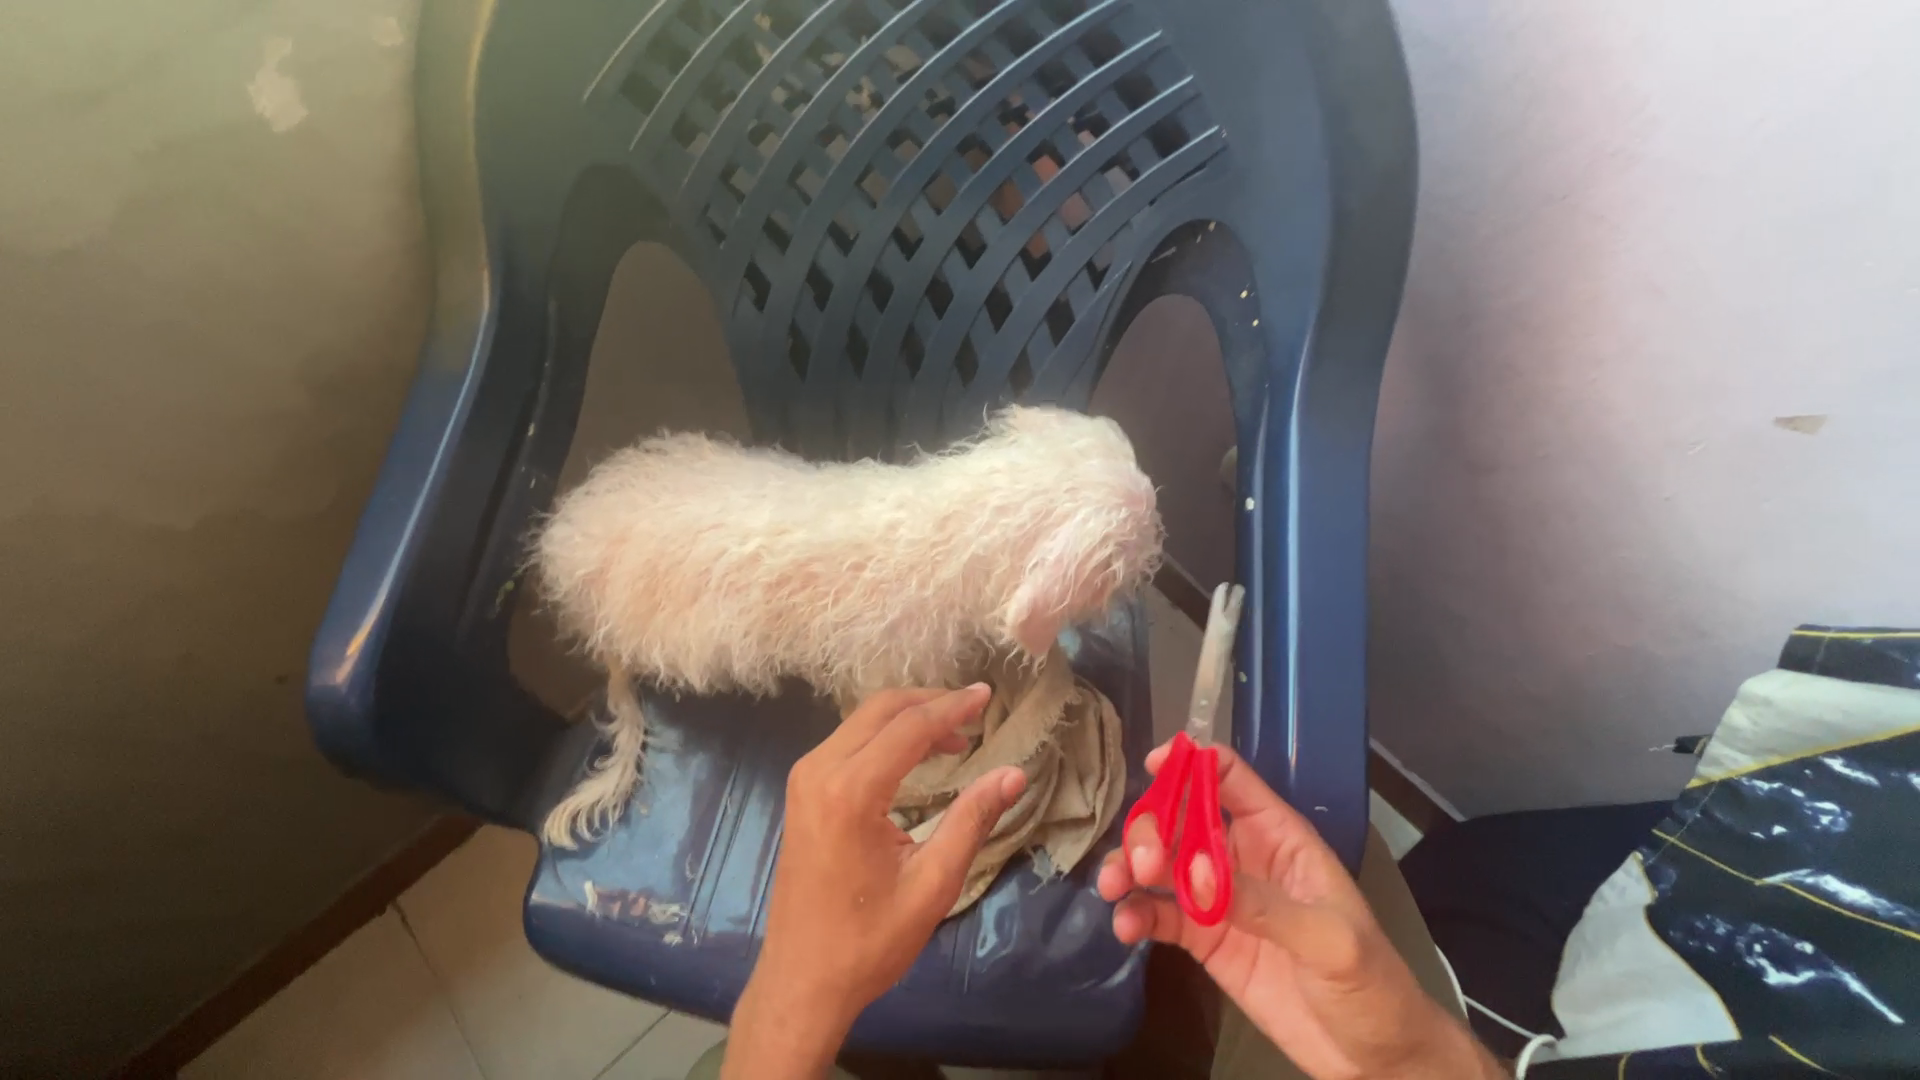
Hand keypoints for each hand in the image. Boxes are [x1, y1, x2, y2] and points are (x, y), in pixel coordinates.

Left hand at [724, 686, 1027, 1079]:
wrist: (800, 982)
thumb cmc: (869, 941)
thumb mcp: (933, 884)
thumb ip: (973, 819)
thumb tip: (1014, 773)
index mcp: (850, 792)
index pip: (909, 727)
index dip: (953, 707)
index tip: (988, 695)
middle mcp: (820, 770)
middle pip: (881, 710)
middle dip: (931, 703)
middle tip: (975, 710)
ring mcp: (805, 778)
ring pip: (863, 721)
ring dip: (909, 717)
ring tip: (956, 735)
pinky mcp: (803, 790)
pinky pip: (849, 740)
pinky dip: (886, 735)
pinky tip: (916, 752)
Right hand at [1098, 742, 1503, 1079]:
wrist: (1375, 1061)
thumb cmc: (1372, 984)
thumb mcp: (1330, 940)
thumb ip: (1262, 903)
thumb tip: (1195, 870)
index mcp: (1277, 836)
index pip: (1228, 778)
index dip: (1190, 763)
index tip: (1152, 765)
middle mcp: (1239, 856)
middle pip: (1181, 818)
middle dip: (1151, 829)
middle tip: (1140, 864)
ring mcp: (1216, 898)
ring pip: (1160, 863)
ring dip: (1130, 867)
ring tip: (1115, 890)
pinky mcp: (1202, 938)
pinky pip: (1158, 913)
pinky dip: (1134, 914)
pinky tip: (1124, 927)